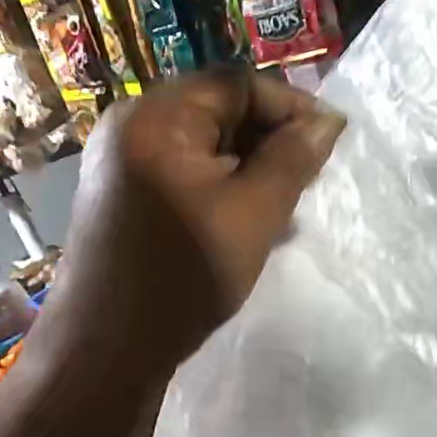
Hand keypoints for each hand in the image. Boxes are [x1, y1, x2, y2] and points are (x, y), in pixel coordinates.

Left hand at [50, 72, 345, 361]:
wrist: (105, 352)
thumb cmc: (181, 278)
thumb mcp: (253, 215)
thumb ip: (292, 160)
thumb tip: (328, 121)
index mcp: (156, 117)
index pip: (239, 85)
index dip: (292, 108)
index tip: (332, 142)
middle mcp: (132, 125)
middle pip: (220, 111)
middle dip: (271, 140)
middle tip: (310, 177)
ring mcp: (124, 160)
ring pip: (206, 144)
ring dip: (251, 166)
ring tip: (286, 204)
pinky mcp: (126, 192)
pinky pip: (186, 170)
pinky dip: (223, 185)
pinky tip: (250, 218)